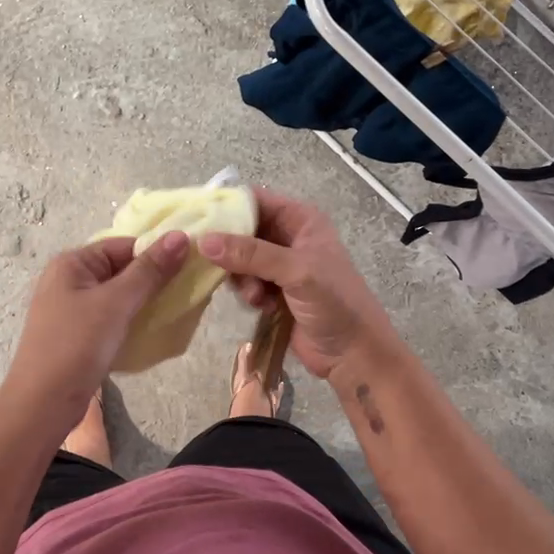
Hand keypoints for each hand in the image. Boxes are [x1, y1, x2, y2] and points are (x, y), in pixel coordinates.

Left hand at [2, 232, 188, 427]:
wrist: (42, 405)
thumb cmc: (77, 345)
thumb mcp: (116, 303)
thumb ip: (149, 270)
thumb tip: (180, 236)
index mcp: (72, 263)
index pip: (123, 245)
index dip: (156, 253)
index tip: (190, 266)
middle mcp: (69, 280)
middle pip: (121, 269)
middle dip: (153, 279)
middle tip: (188, 290)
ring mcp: (71, 309)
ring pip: (118, 296)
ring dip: (144, 302)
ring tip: (177, 310)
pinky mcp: (77, 335)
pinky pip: (111, 318)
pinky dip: (131, 321)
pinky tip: (152, 331)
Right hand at [198, 188, 394, 378]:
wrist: (354, 354)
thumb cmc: (335, 303)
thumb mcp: (296, 272)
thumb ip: (251, 254)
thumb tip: (204, 241)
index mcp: (301, 219)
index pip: (256, 199)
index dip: (228, 206)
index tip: (199, 221)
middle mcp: (289, 236)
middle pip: (243, 230)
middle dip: (230, 249)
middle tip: (219, 266)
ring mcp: (281, 265)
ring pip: (240, 259)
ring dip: (241, 277)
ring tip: (254, 295)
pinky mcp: (273, 291)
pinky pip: (245, 282)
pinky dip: (248, 293)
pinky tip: (261, 306)